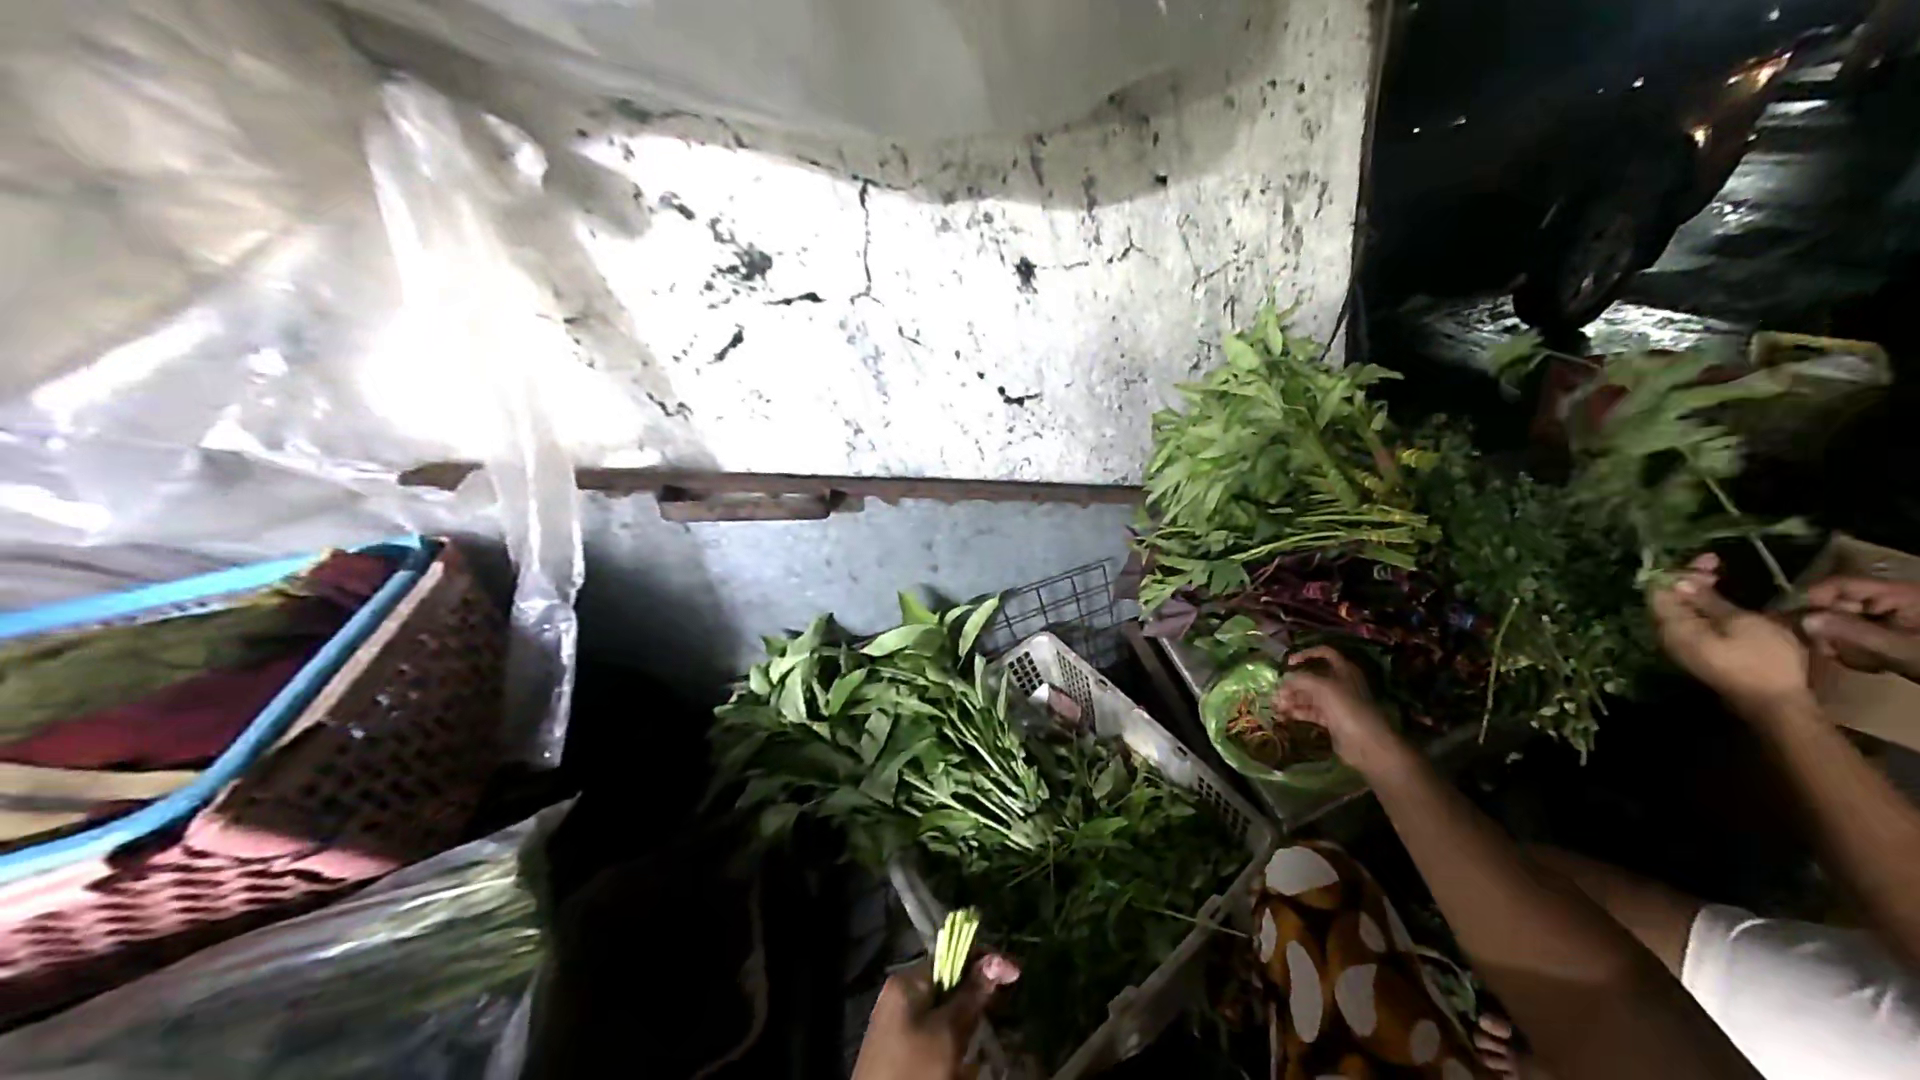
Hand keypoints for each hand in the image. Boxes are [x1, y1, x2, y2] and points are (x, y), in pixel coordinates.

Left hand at [851, 953, 1018, 1079]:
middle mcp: (901, 994)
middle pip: (949, 984)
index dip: (983, 961)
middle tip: (992, 1019)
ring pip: (945, 1014)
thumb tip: (1000, 959)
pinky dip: (950, 1047)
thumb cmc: (914, 1070)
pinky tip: (958, 1066)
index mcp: (907, 981)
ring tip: (969, 1054)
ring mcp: (898, 1022)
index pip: (951, 956)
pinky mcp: (901, 1047)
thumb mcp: (948, 1033)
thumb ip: (973, 994)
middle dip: (972, 1003)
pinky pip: (934, 1035)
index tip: (1013, 973)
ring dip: (963, 1031)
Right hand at [1273, 645, 1402, 774]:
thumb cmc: (1348, 708)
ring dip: (1291, 699)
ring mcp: (1336, 703)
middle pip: (1312, 677)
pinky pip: (1310, 712)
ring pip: (1309, 696)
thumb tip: (1284, 679)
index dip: (1306, 654)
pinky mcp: (1331, 720)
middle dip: (1292, 683)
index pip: (1324, 653)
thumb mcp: (1323, 687)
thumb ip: (1300, 679)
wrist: (1367, 744)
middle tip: (1276, 692)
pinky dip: (1296, 712)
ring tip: (1276, 707)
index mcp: (1343, 670)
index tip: (1288, 663)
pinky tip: (1283, 716)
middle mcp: (1340, 684)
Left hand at [1649, 554, 1810, 714]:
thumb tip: (1680, 581)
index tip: (1708, 561)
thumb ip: (1707, 601)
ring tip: (1717, 575)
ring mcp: (1681, 643)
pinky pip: (1691, 620)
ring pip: (1679, 608)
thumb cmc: (1762, 660)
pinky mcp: (1697, 649)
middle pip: (1667, 598)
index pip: (1659, 591)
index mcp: (1672, 626)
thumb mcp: (1740, 623)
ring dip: (1695, 590)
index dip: (1679, 572)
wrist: (1774, 702)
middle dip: (1687, 578)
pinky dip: (1702, 605)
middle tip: (1715, 563)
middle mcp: (1668, 633)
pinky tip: (1719, 598)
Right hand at [1802, 575, 1919, 681]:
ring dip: (1843, 642)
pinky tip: (1871, 663)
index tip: (1799, 624)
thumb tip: (1803, 619)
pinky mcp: (1898, 632)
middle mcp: (1895, 599)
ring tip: (1859, 661)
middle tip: (1826, 650)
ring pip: (1846, 621)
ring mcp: (1897, 616)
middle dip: (1828, 628)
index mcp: (1900, 594)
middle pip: (1839, 603)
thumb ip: (1852, 633)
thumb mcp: (1902, 650)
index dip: (1813, 600)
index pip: (1839, 584)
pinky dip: (1857, 649)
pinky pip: (1861, 633)